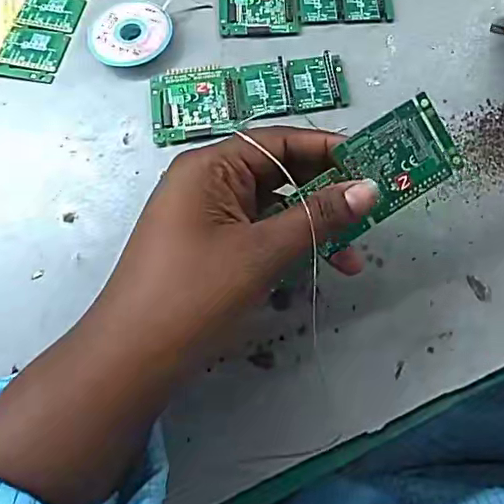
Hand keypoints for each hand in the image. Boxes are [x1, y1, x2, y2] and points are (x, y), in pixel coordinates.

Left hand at [0, 128, 377, 503]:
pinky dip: (290, 246)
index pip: (281, 141)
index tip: (374, 160)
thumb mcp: (263, 252)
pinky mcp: (210, 246)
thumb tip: (369, 188)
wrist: (129, 363)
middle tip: (370, 211)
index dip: (329, 149)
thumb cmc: (194, 294)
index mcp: (212, 166)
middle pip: (280, 173)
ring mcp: (208, 215)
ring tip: (352, 260)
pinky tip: (318, 270)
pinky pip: (260, 233)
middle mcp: (208, 181)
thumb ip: (318, 217)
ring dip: (313, 229)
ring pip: (275, 208)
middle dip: (327, 195)